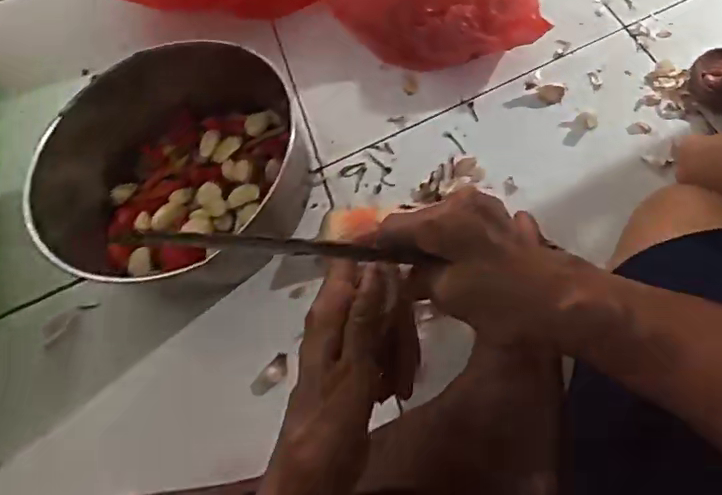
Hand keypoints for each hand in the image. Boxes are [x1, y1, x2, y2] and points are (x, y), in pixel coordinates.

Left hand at [261, 263, 418, 494]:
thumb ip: (365, 315)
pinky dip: (395, 364)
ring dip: (400, 347)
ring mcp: (348, 340)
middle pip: (378, 290)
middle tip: (406, 355)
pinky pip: (385, 345)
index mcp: (329, 311)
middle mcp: (337, 318)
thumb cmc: (328, 422)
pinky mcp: (358, 362)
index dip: (376, 249)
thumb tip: (376, 262)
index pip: (349, 257)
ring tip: (401, 382)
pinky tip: (396, 389)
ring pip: (385, 318)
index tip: (407, 257)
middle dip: (398, 319)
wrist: (313, 478)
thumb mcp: (352, 368)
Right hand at [372, 187, 577, 343]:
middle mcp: (463, 201)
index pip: (395, 224)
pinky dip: (454, 241)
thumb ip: (419, 277)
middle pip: (419, 220)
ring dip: (429, 243)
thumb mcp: (449, 294)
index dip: (374, 242)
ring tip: (419, 271)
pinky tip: (454, 263)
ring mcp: (486, 206)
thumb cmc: (501, 300)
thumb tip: (404, 272)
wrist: (561, 298)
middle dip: (404, 243)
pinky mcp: (501, 219)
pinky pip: (465, 226)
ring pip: (443, 222)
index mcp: (445, 217)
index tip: (357, 256)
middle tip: (389, 270)